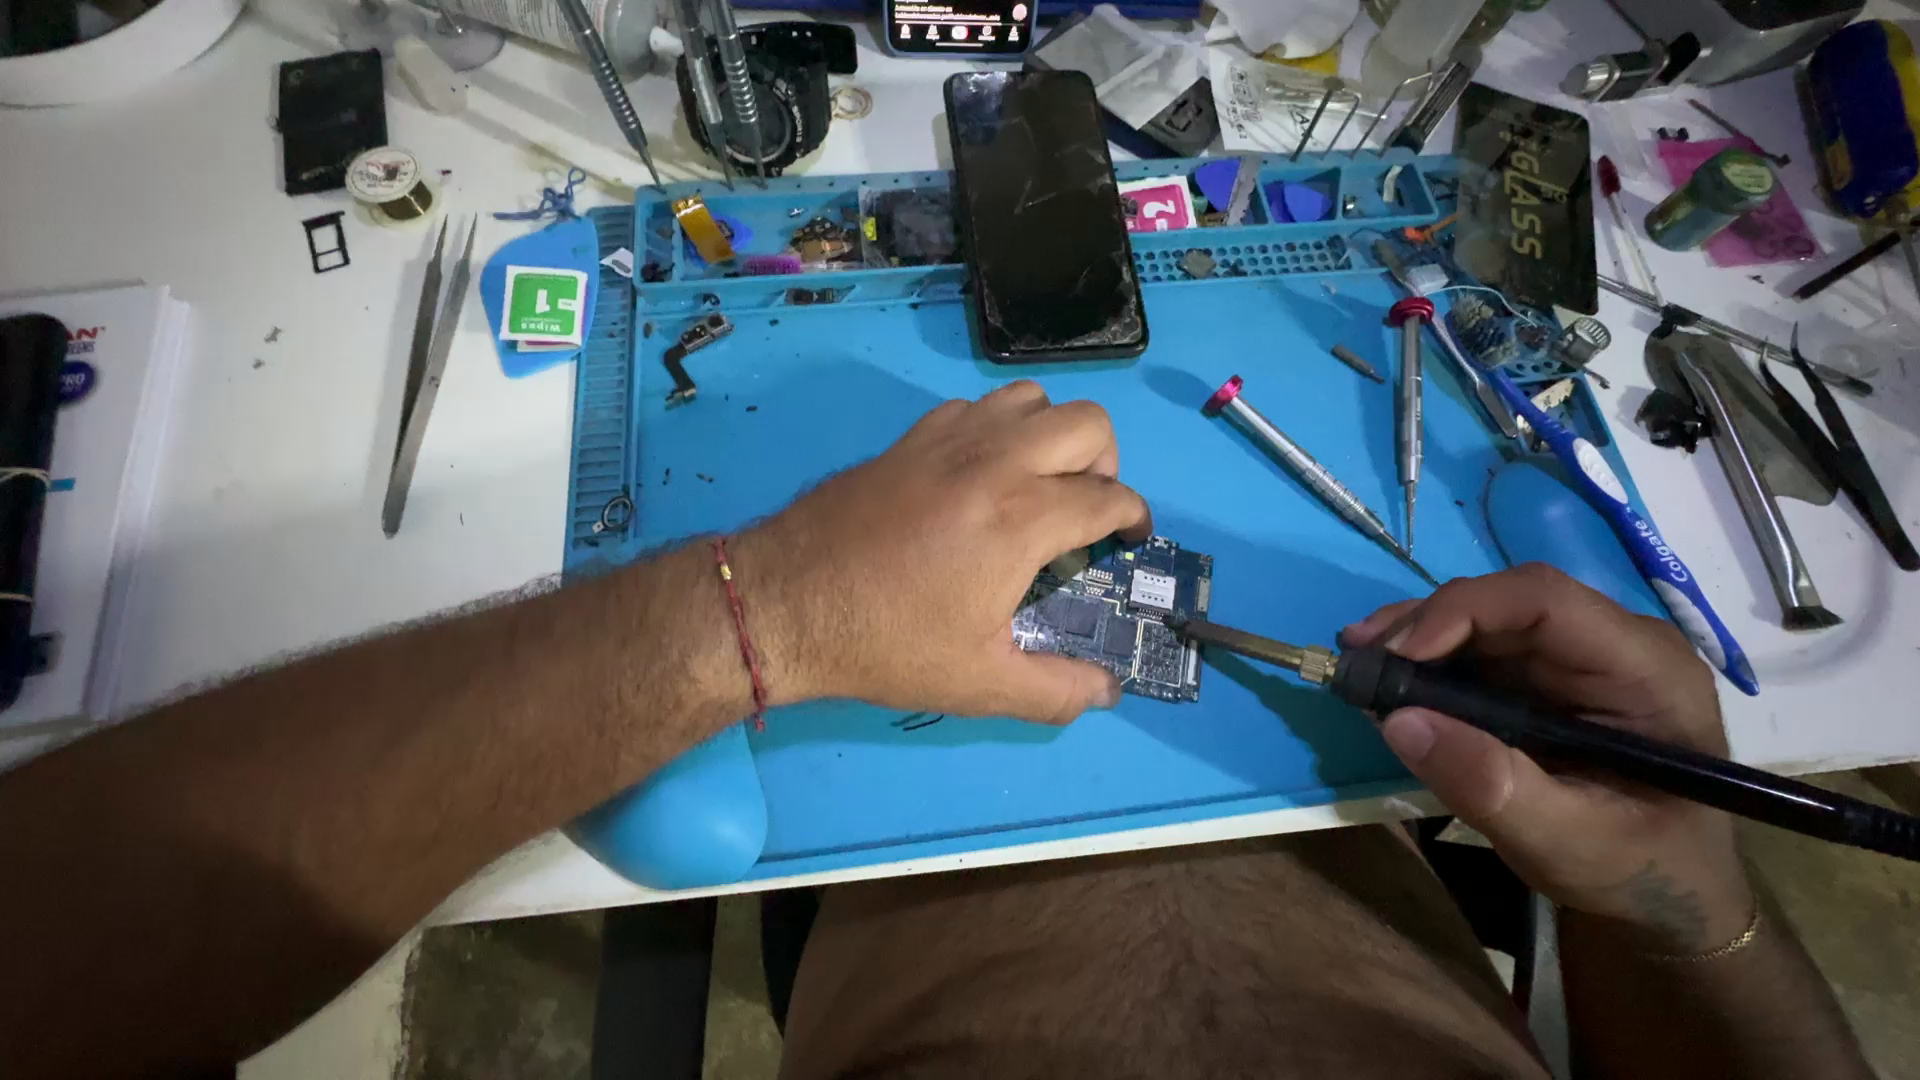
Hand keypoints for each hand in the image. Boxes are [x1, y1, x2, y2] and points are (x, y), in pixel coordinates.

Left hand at [735, 381, 1151, 724]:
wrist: (786, 602)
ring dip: (1051, 434)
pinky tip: (977, 474)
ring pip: (1030, 398)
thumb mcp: (980, 685)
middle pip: (1087, 422)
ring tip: (1036, 481)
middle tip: (1084, 508)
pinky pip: (976, 406)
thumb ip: (1057, 692)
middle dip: (1105, 462)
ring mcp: (948, 439)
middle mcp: (994, 462)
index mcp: (1021, 519)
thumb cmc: (885, 644)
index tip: (1130, 537)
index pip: (1109, 496)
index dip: (1133, 517)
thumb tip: (1107, 691)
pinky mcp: (910, 437)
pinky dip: (997, 429)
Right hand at [1342, 564, 1755, 953]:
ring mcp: (1568, 657)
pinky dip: (1417, 655)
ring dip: (1410, 634)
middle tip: (1360, 660)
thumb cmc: (1634, 870)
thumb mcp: (1565, 843)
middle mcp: (1607, 644)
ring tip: (1360, 665)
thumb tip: (1399, 721)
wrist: (1658, 894)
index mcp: (1643, 671)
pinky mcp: (1533, 673)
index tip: (1399, 656)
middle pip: (1501, 601)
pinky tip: (1383, 675)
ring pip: (1477, 615)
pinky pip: (1469, 644)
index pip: (1545, 601)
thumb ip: (1491, 785)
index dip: (1463, 612)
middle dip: (1423, 623)